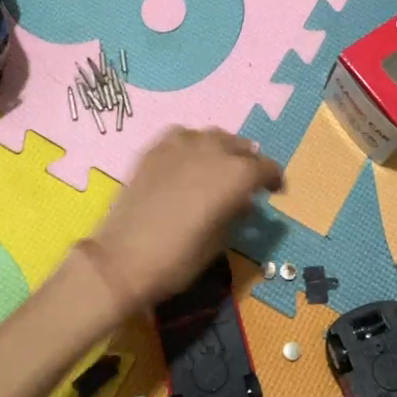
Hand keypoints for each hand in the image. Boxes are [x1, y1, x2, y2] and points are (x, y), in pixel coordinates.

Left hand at [80, 127, 283, 316]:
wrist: (122, 260)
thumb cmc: (178, 259)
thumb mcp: (219, 241)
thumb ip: (236, 214)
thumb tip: (242, 202)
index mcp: (237, 175)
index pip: (266, 168)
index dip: (274, 179)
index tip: (275, 191)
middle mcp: (213, 150)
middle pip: (240, 147)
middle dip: (248, 163)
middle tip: (246, 183)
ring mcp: (180, 145)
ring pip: (212, 136)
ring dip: (221, 150)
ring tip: (218, 167)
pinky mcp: (154, 150)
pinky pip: (182, 136)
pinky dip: (192, 145)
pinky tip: (188, 160)